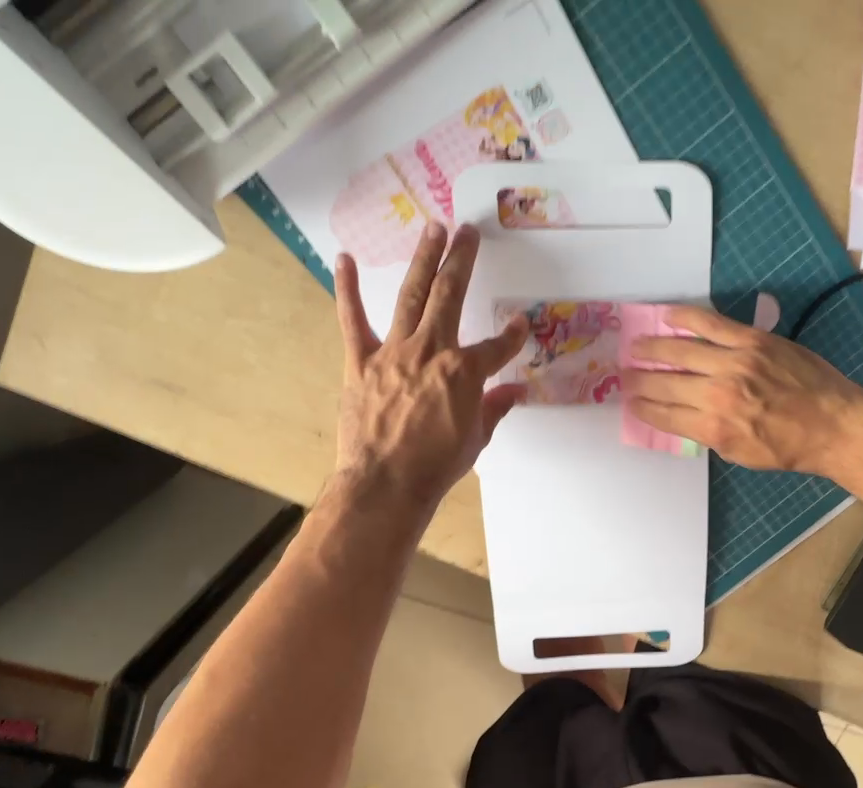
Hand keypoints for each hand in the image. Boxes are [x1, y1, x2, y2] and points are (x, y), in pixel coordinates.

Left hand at [330, 223, 528, 509]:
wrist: (386, 483)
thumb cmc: (437, 466)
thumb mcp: (476, 438)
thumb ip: (494, 408)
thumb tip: (515, 392)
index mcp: (464, 372)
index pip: (498, 346)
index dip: (512, 334)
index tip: (520, 322)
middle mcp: (431, 351)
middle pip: (450, 296)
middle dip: (462, 260)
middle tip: (468, 231)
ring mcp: (394, 352)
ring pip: (411, 296)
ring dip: (422, 260)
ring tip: (432, 229)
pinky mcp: (361, 361)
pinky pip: (352, 320)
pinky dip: (346, 289)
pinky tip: (342, 258)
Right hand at [622, 307, 862, 474]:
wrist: (834, 424)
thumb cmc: (790, 447)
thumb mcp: (742, 454)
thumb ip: (709, 435)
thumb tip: (683, 418)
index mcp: (715, 428)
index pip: (665, 415)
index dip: (642, 408)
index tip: (629, 402)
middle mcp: (720, 394)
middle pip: (666, 383)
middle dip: (640, 380)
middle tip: (624, 376)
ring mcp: (736, 363)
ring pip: (681, 351)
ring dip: (652, 349)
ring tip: (635, 347)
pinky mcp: (753, 341)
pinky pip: (711, 324)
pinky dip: (685, 318)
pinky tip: (667, 317)